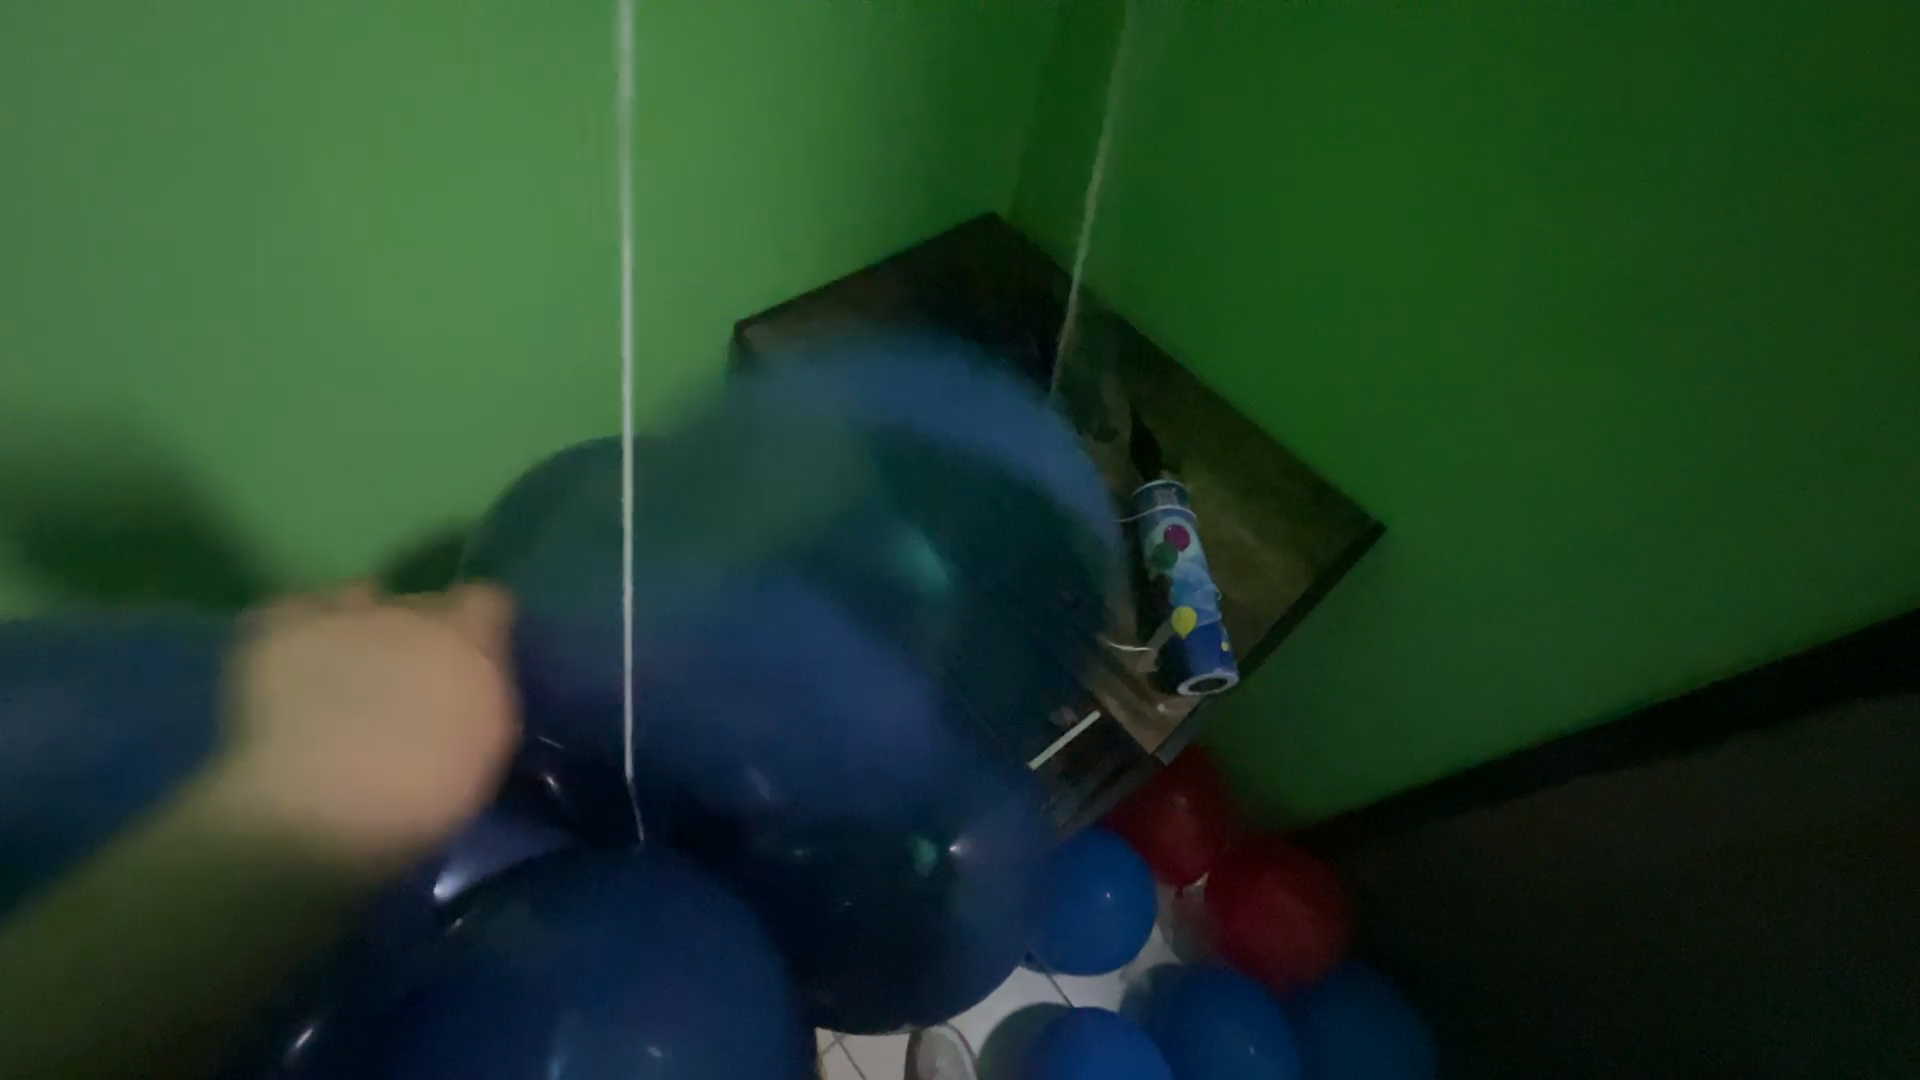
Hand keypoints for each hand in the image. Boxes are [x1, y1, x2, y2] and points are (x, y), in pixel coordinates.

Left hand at [208, 583, 519, 865]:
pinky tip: (297, 661)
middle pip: (423, 601)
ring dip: (361, 623)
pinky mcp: (279, 632)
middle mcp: (411, 611)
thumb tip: (470, 679)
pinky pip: (293, 610)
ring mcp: (342, 617)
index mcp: (472, 637)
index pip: (488, 601)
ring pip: (359, 596)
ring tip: (347, 665)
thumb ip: (483, 689)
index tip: (474, 660)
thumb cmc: (431, 787)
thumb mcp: (490, 737)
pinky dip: (299, 630)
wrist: (324, 810)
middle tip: (409, 677)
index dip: (480, 627)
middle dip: (421, 631)